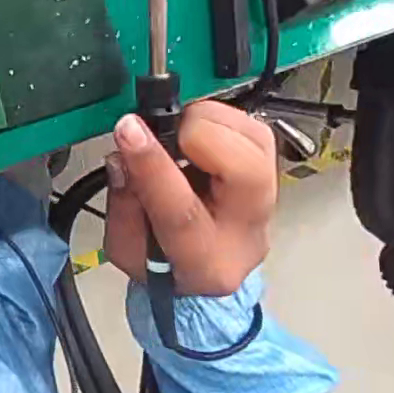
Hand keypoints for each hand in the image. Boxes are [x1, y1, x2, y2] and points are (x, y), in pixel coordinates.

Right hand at [103, 102, 277, 296]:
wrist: (204, 270)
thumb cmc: (163, 265)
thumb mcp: (125, 250)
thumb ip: (122, 206)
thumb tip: (123, 158)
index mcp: (204, 261)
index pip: (182, 210)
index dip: (152, 164)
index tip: (130, 131)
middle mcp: (246, 230)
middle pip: (245, 170)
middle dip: (198, 135)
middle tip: (160, 131)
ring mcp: (267, 199)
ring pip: (257, 139)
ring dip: (207, 124)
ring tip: (174, 136)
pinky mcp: (271, 171)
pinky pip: (256, 130)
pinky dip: (219, 121)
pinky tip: (192, 135)